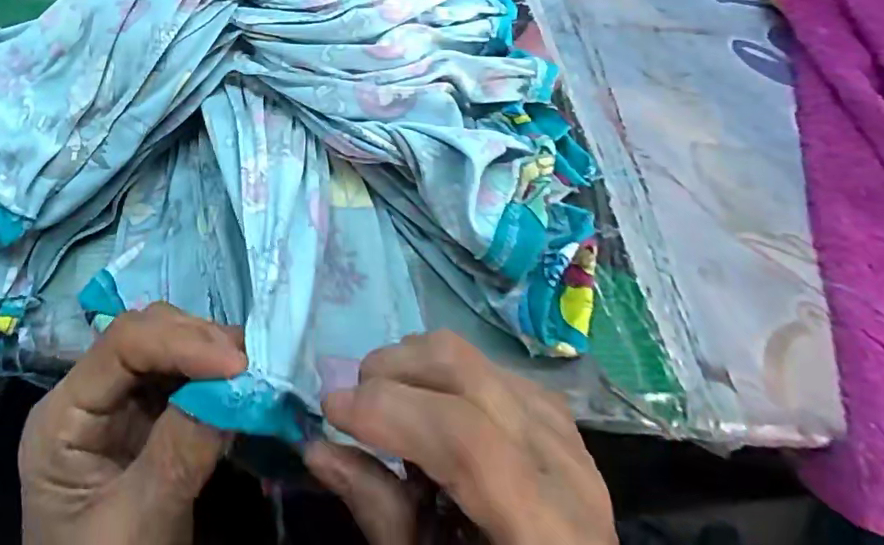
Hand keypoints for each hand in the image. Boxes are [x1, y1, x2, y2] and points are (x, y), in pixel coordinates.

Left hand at [19, 303, 246, 544]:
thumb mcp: (139, 522)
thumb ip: (179, 453)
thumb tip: (232, 390)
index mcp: (62, 414)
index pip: (118, 347)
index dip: (178, 341)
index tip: (235, 361)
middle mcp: (85, 396)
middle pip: (139, 339)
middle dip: (195, 341)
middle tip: (251, 360)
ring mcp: (114, 409)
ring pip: (160, 352)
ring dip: (206, 353)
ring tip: (251, 368)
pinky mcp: (142, 426)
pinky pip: (176, 384)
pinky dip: (208, 379)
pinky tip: (235, 387)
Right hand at [302, 331, 613, 544]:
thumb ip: (378, 511)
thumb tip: (318, 448)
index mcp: (545, 531)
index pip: (464, 437)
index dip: (387, 412)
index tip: (330, 414)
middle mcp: (565, 470)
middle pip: (462, 372)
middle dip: (388, 373)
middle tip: (355, 409)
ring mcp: (563, 436)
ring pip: (469, 355)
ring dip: (408, 365)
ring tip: (390, 409)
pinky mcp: (554, 418)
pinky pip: (484, 365)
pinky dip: (439, 376)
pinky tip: (429, 414)